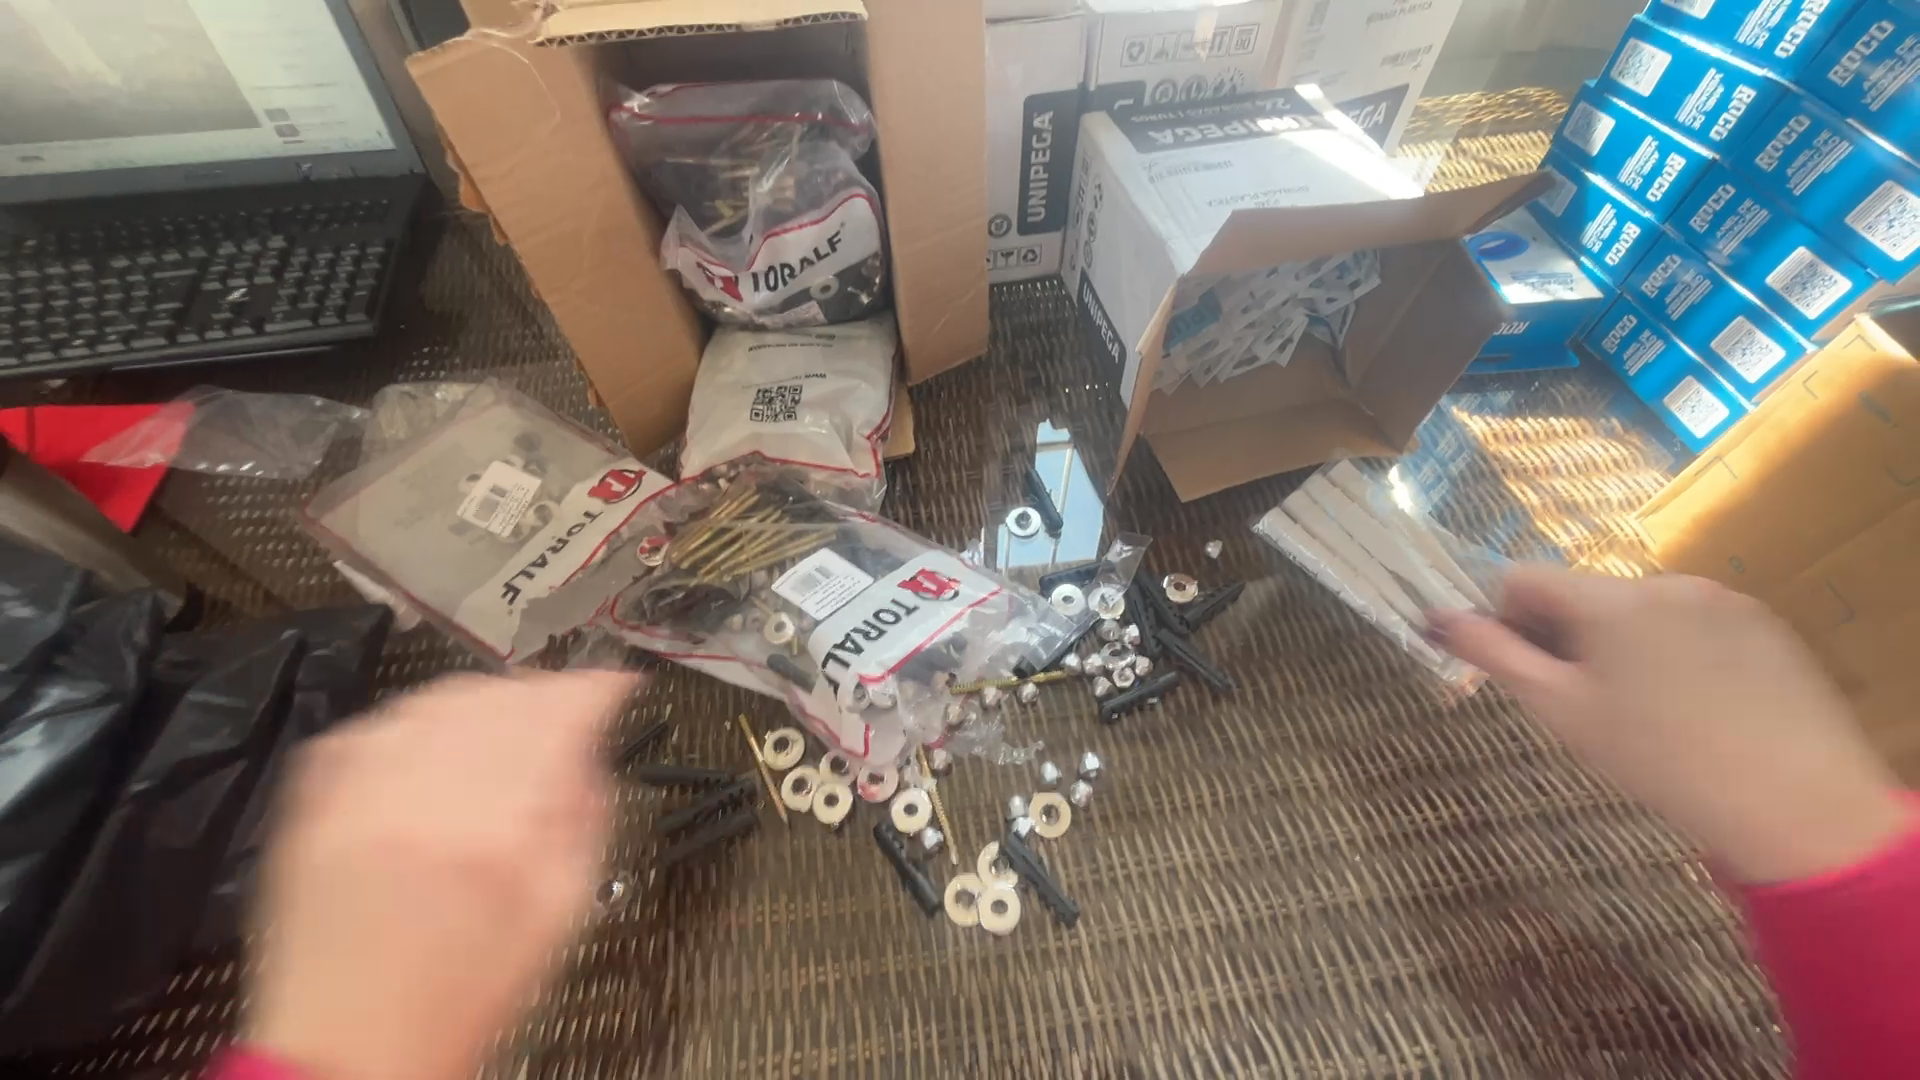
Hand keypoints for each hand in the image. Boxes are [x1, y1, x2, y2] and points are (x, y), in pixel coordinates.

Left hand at [244, 671, 635, 1079]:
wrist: (347, 1051)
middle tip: (574, 701)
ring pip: (436, 700)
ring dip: (489, 695)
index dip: (597, 688)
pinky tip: (439, 733)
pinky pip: (370, 727)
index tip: (619, 681)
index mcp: (495, 835)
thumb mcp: (563, 912)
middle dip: (549, 689)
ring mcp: (359, 803)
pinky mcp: (314, 812)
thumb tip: (590, 755)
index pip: (557, 720)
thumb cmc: (468, 990)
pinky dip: (416, 715)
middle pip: (500, 700)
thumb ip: (586, 821)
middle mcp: (423, 804)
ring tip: (513, 713)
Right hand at [1429, 567, 1906, 885]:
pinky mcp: (1764, 623)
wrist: (1798, 810)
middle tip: (1578, 695)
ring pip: (1629, 606)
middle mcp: (1665, 582)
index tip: (1525, 668)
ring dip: (1612, 639)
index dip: (1505, 618)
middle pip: (1577, 592)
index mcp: (1608, 599)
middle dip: (1560, 632)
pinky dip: (1664, 646)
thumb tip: (1433, 615)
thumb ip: (1489, 652)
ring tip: (1639, 702)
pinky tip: (1686, 698)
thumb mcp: (1555, 706)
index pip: (1520, 577)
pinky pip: (1683, 618)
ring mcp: (1722, 599)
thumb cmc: (1653, 755)